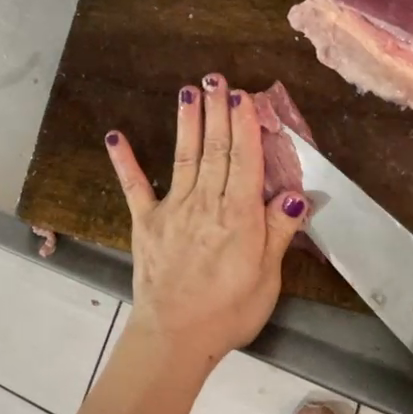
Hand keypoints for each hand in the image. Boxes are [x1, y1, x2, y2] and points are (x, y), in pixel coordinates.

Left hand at [106, 73, 307, 370]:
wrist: (176, 336)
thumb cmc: (230, 310)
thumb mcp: (268, 276)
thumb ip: (278, 230)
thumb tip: (297, 192)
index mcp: (239, 214)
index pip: (244, 160)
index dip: (243, 125)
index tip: (242, 95)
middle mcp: (206, 203)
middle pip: (215, 149)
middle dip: (216, 111)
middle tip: (215, 77)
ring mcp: (173, 210)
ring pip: (183, 157)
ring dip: (186, 123)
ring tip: (187, 91)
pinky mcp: (146, 222)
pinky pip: (135, 186)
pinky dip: (125, 161)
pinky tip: (115, 136)